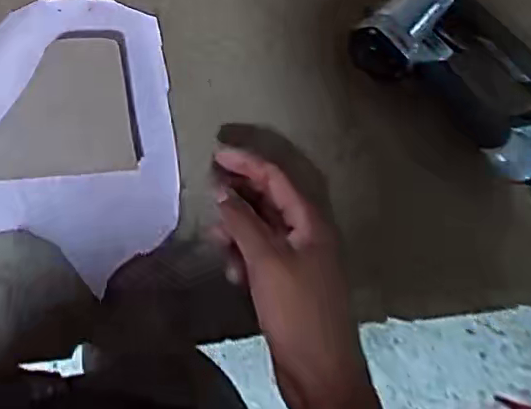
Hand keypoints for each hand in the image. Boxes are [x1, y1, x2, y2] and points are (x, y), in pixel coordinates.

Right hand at [212, 147, 379, 408]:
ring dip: (238, 227)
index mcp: (309, 220)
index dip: (246, 162)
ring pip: (262, 227)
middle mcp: (306, 233)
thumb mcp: (265, 260)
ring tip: (215, 234)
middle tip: (210, 186)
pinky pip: (261, 254)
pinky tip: (231, 267)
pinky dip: (244, 254)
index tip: (216, 154)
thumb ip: (242, 222)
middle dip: (239, 192)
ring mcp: (298, 258)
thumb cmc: (297, 310)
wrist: (320, 375)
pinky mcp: (288, 281)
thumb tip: (222, 191)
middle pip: (268, 199)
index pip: (275, 177)